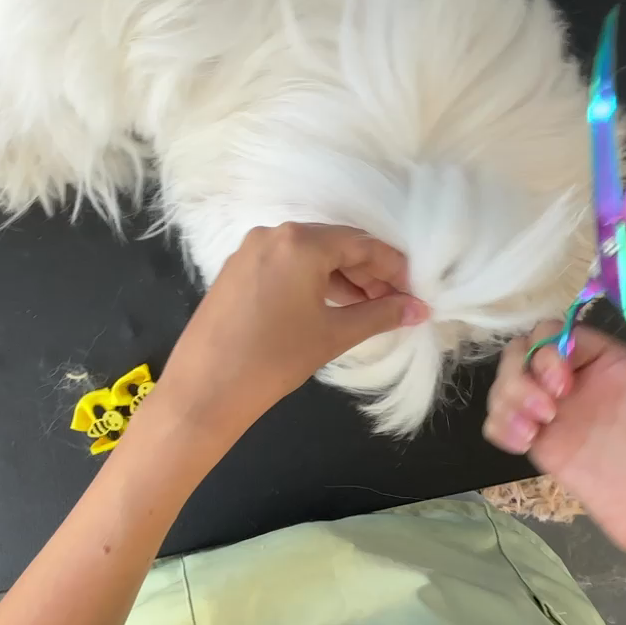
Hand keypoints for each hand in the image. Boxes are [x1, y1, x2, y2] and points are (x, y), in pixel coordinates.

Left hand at [149, 223, 426, 438]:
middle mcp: (273, 235)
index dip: (394, 266)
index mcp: (300, 242)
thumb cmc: (274, 359)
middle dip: (369, 272)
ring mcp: (250, 251)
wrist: (206, 389)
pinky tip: (330, 306)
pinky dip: (312, 282)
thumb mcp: (333, 335)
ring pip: (309, 256)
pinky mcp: (236, 271)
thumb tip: (418, 309)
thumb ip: (380, 315)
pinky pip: (285, 266)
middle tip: (395, 302)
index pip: (361, 244)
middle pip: (335, 245)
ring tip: (367, 308)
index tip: (415, 290)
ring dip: (341, 278)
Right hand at [484, 321, 625, 558]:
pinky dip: (498, 426)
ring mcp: (558, 413)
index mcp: (615, 366)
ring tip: (527, 435)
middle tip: (541, 414)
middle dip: (518, 376)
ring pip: (508, 384)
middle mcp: (581, 382)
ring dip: (505, 401)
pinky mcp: (542, 444)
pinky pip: (502, 421)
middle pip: (525, 352)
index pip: (564, 334)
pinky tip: (519, 445)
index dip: (550, 352)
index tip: (561, 387)